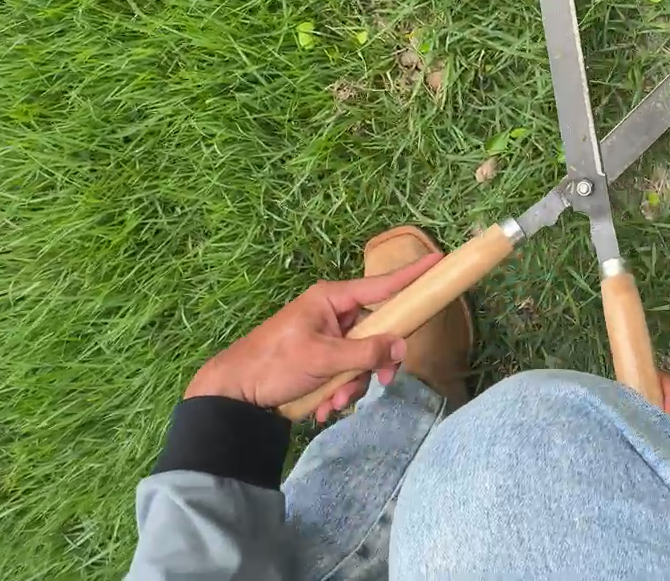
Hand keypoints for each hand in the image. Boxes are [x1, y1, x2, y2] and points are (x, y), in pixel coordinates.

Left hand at [185, 253, 442, 420]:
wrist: (231, 395)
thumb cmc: (274, 364)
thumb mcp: (323, 359)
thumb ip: (365, 353)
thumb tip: (402, 348)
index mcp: (333, 299)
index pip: (381, 284)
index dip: (411, 274)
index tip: (438, 260)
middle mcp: (334, 313)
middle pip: (377, 331)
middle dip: (374, 363)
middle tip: (382, 383)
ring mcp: (329, 337)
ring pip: (363, 356)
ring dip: (353, 384)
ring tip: (332, 404)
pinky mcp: (322, 359)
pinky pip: (347, 371)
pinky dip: (340, 390)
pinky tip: (322, 408)